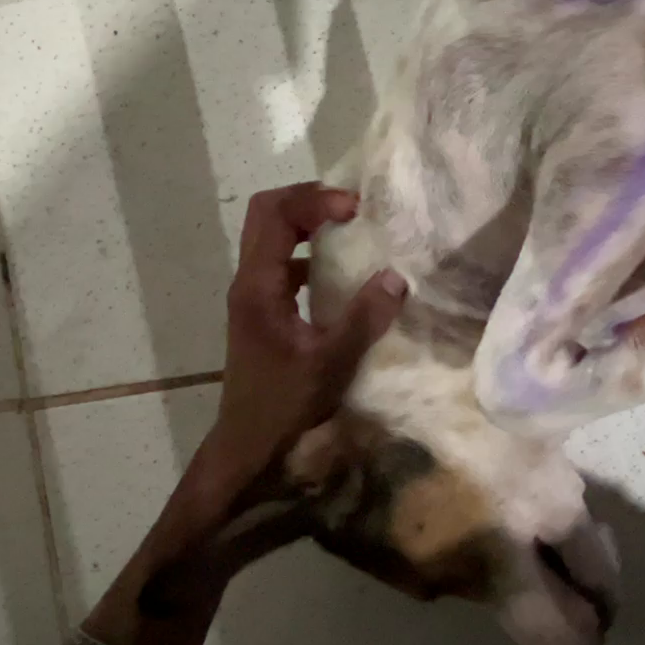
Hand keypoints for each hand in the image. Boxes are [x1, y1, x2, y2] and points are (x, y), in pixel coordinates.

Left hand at [207, 182, 406, 483]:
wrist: (247, 444)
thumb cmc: (283, 405)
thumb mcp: (330, 363)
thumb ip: (362, 319)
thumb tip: (396, 277)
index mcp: (258, 286)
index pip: (276, 216)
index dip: (315, 201)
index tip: (356, 208)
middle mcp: (250, 282)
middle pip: (268, 215)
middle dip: (309, 200)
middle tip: (352, 206)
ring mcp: (254, 296)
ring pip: (273, 237)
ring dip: (308, 223)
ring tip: (350, 226)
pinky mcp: (264, 311)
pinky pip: (284, 264)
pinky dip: (311, 252)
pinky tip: (343, 271)